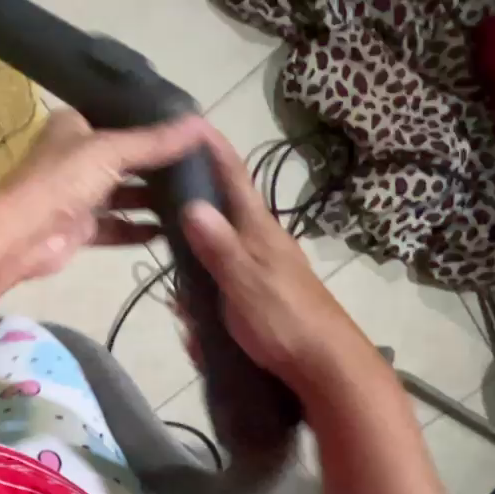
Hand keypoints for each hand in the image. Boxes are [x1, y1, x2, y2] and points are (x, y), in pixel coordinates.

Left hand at [0, 110, 209, 285]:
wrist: (22, 237)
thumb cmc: (61, 180)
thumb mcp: (112, 150)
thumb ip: (155, 142)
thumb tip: (203, 124)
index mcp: (74, 126)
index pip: (120, 118)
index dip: (154, 124)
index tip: (191, 131)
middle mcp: (75, 158)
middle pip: (125, 158)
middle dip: (158, 165)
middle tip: (200, 167)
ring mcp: (76, 196)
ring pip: (121, 195)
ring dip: (151, 200)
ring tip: (192, 198)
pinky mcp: (78, 230)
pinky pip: (114, 227)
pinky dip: (137, 229)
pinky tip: (167, 231)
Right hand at [177, 129, 381, 407]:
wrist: (322, 365)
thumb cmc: (285, 320)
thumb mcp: (245, 281)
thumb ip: (218, 245)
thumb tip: (192, 204)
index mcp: (259, 232)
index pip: (234, 180)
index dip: (214, 152)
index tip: (191, 126)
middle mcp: (259, 246)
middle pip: (213, 225)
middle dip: (187, 243)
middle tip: (171, 270)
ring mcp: (258, 276)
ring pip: (210, 270)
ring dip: (194, 293)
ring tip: (191, 323)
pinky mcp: (256, 304)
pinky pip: (217, 302)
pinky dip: (204, 317)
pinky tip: (201, 336)